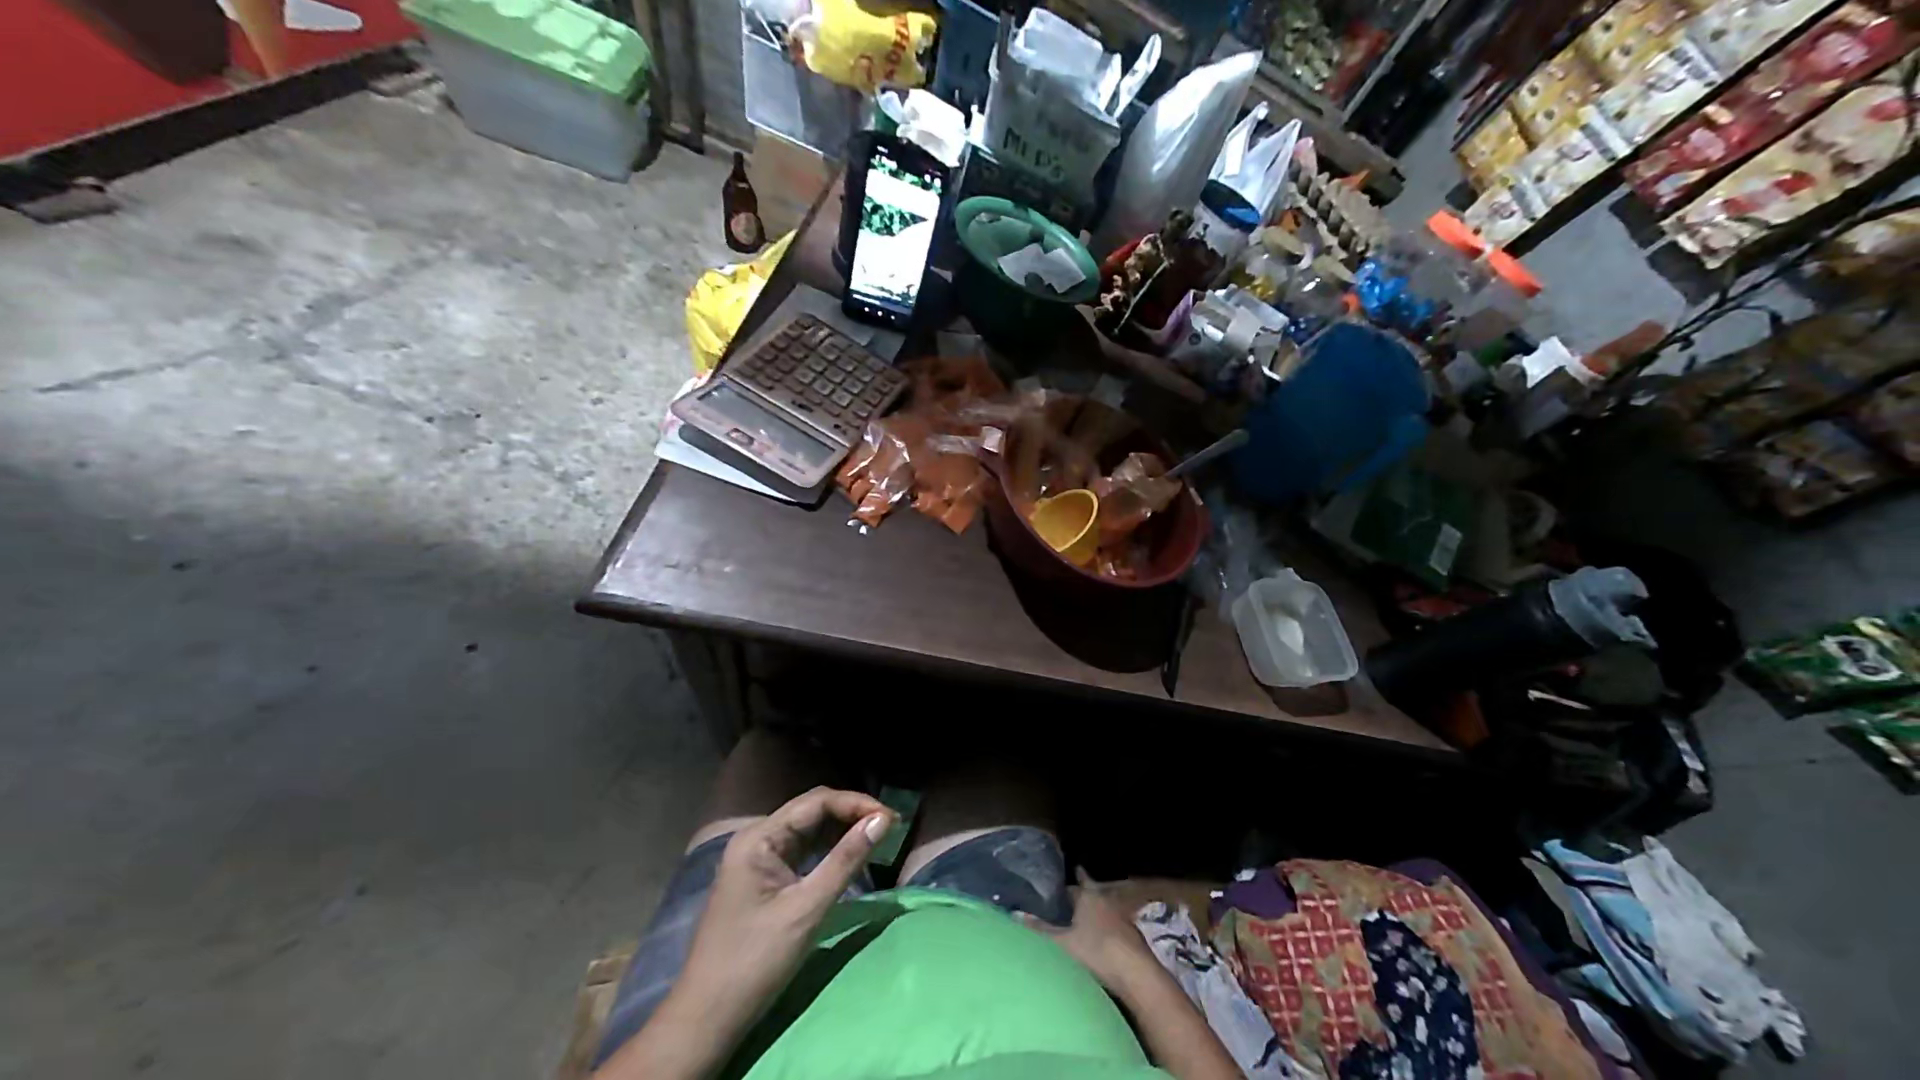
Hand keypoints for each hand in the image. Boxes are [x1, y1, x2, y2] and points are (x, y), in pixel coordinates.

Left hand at [674, 787, 892, 1029]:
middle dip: (852, 814)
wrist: (708, 1016)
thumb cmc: (756, 960)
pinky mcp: (763, 879)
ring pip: (808, 830)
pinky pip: (801, 851)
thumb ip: (846, 860)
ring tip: (877, 838)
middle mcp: (757, 838)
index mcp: (759, 837)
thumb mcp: (807, 908)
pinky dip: (828, 850)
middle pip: (812, 811)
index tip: (892, 819)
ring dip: (842, 830)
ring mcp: (757, 859)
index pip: (817, 802)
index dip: (857, 804)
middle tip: (890, 827)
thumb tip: (883, 820)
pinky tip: (850, 855)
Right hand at [1018, 868, 1159, 995]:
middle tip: (1065, 899)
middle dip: (1081, 894)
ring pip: (1103, 909)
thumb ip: (1039, 928)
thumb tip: (1014, 913)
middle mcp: (1106, 900)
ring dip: (1093, 912)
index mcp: (1089, 895)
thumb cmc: (1096, 951)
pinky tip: (1096, 940)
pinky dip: (1103, 928)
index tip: (1055, 884)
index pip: (1075, 882)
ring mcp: (1122, 917)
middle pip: (1091, 893)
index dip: (1066, 884)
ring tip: (1078, 919)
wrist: (1137, 976)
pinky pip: (1113, 925)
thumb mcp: (1062, 942)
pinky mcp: (1132, 937)